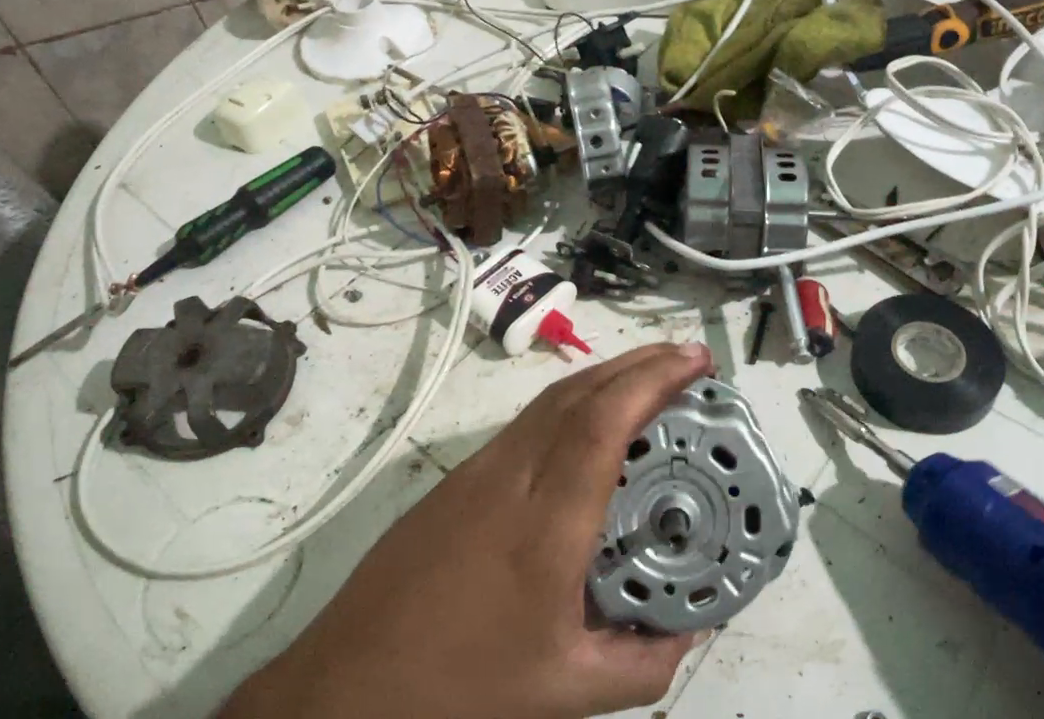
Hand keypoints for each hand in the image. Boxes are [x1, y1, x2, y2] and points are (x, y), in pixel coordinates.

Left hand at [223, 342, 714, 718]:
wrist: (349, 683)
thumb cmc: (462, 686)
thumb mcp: (566, 690)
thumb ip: (642, 664)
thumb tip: (694, 631)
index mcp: (547, 525)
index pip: (601, 425)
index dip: (650, 380)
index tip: (692, 360)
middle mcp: (511, 479)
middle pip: (578, 395)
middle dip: (638, 364)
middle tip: (687, 357)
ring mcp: (476, 473)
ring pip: (547, 402)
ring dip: (603, 378)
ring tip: (648, 378)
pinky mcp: (455, 482)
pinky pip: (525, 424)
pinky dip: (569, 403)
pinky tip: (587, 425)